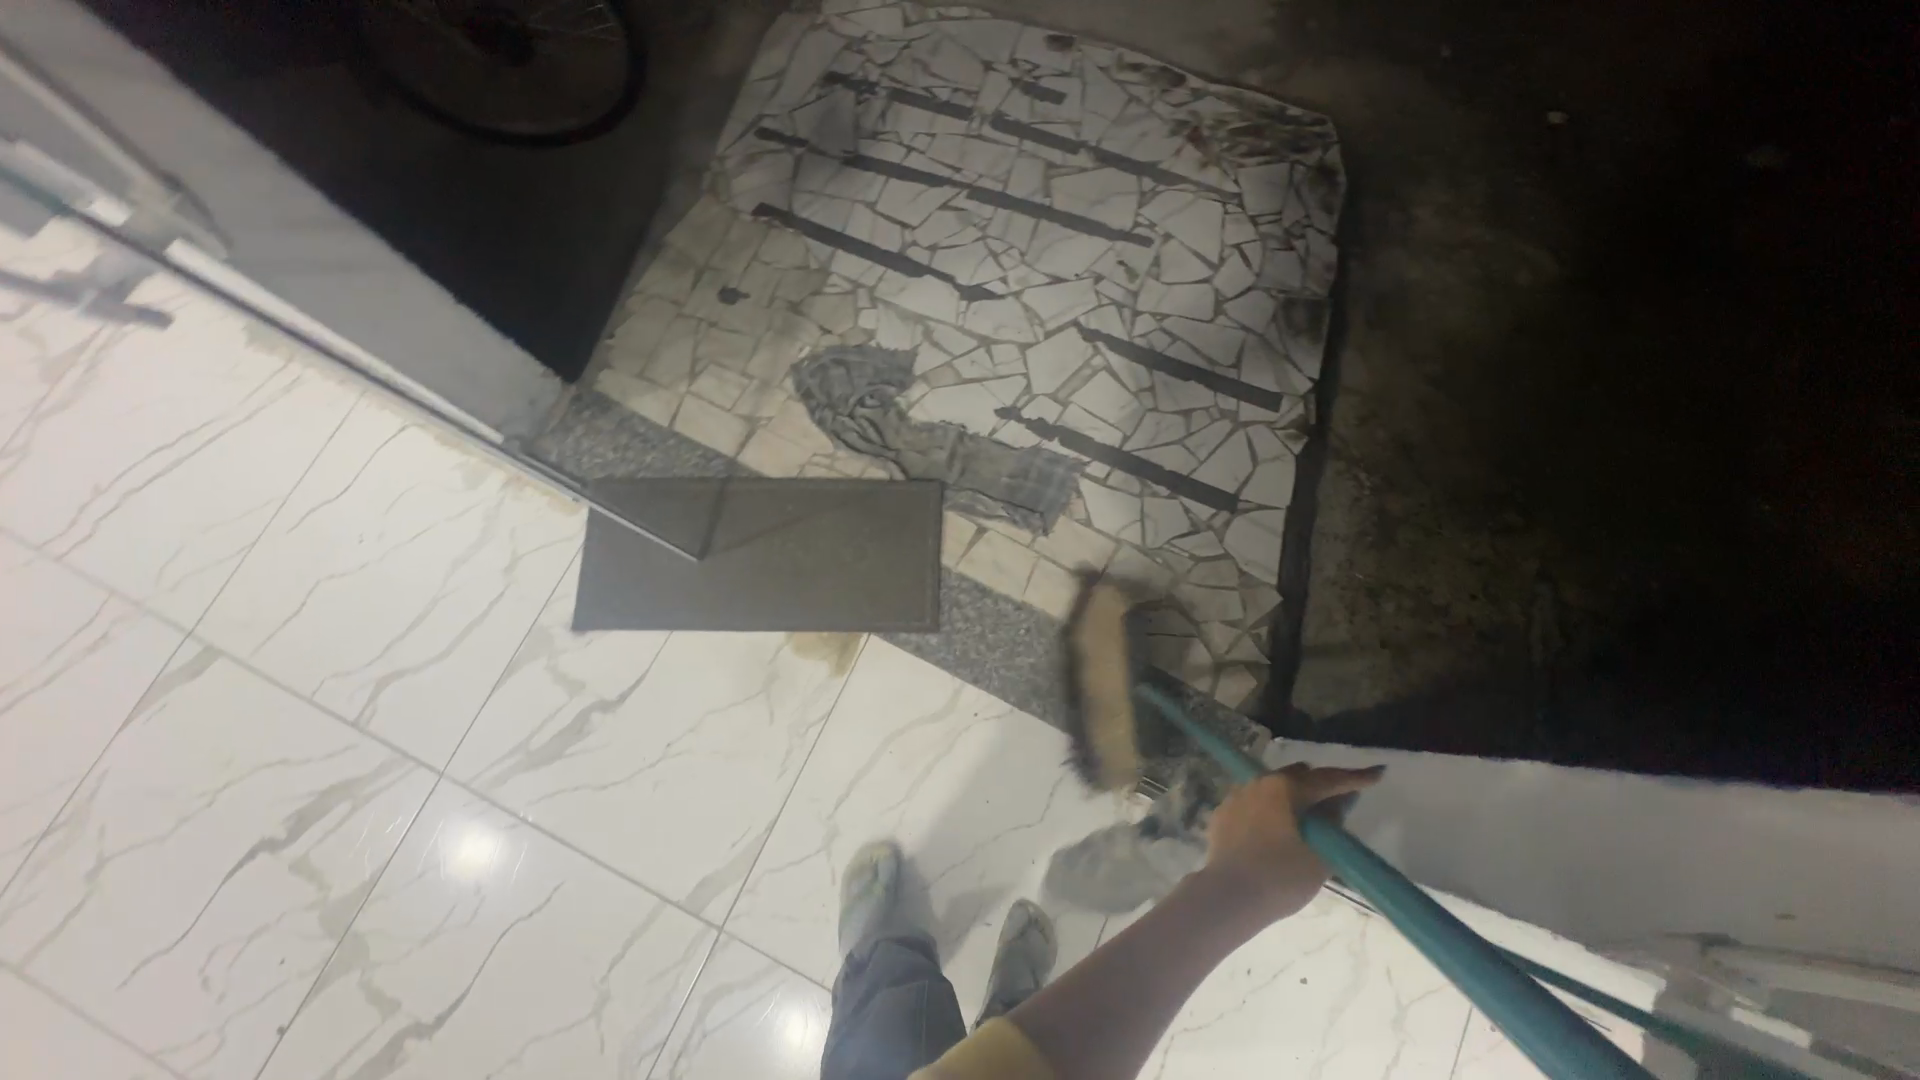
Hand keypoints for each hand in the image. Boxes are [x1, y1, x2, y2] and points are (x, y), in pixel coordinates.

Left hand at [1200, 764, 1384, 925]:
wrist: (1229, 894)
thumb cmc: (1281, 876)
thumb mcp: (1320, 854)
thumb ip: (1332, 821)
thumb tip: (1339, 800)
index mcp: (1285, 788)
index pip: (1327, 779)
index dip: (1355, 778)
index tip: (1377, 772)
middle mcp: (1259, 783)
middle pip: (1296, 776)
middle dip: (1319, 784)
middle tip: (1337, 798)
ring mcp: (1236, 796)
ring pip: (1271, 787)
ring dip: (1291, 795)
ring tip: (1305, 814)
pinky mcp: (1222, 813)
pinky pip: (1251, 803)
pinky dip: (1268, 809)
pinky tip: (1273, 827)